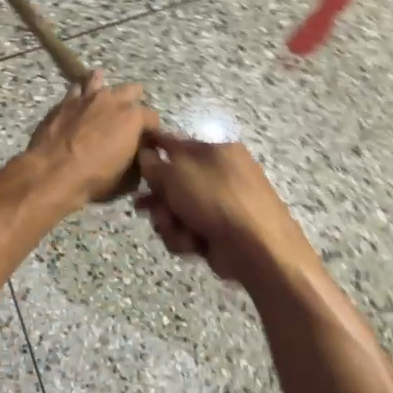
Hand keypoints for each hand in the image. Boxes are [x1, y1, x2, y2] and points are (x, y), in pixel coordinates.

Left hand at [22, 72, 159, 203]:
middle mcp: (112, 100)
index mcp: (133, 117)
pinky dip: (81, 94)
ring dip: (105, 91)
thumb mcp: (127, 178)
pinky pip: (77, 89)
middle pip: (131, 90)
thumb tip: (138, 155)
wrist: (53, 171)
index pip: (153, 118)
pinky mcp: (65, 101)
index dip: (151, 131)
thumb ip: (137, 161)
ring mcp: (87, 97)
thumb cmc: (95, 178)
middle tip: (129, 118)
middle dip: (134, 102)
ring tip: (104, 101)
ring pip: (100, 81)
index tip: (146, 141)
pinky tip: (79, 102)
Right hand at [133, 132, 316, 284]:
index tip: (134, 154)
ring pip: (177, 210)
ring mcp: (222, 205)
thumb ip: (154, 163)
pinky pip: (190, 230)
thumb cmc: (216, 199)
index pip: (175, 142)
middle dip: (158, 199)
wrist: (258, 249)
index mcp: (216, 151)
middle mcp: (221, 174)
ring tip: (174, 230)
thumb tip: (146, 156)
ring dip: (169, 222)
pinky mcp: (222, 232)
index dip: (152, 148)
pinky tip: (191, 244)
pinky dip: (186, 238)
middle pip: (173, 182)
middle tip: (144, 208)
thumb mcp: (177, 173)